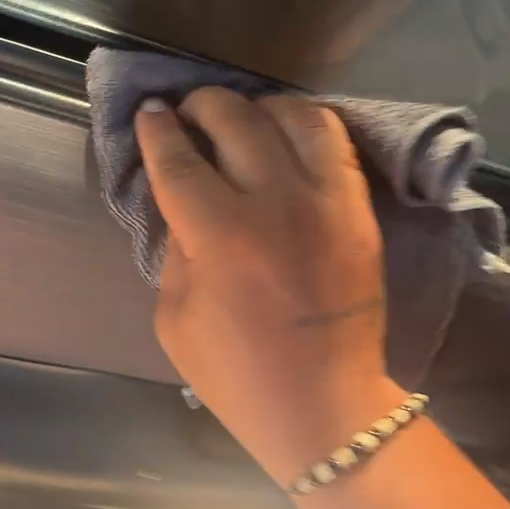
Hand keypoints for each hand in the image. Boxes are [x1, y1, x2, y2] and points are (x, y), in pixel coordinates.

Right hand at [137, 88, 407, 482]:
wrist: (322, 402)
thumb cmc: (237, 374)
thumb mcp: (175, 320)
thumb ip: (176, 253)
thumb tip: (185, 208)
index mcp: (219, 236)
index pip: (178, 160)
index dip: (158, 131)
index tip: (150, 114)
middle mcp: (274, 202)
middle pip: (233, 120)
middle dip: (201, 106)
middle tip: (189, 113)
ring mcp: (325, 201)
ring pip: (292, 116)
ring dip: (258, 106)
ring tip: (243, 118)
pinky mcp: (358, 211)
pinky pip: (335, 143)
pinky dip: (306, 125)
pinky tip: (288, 134)